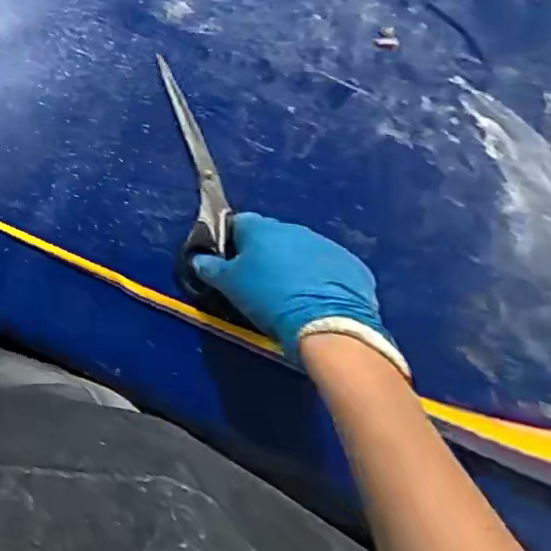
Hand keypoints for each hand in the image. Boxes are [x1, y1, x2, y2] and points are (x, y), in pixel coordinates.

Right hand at [192, 213, 388, 363]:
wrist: (328, 326)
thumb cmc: (269, 300)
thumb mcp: (230, 286)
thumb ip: (210, 268)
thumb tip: (198, 259)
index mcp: (261, 227)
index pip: (237, 224)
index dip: (231, 244)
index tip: (230, 265)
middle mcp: (293, 228)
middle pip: (271, 237)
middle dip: (264, 256)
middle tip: (258, 285)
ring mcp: (326, 245)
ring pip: (301, 252)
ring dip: (294, 268)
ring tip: (290, 298)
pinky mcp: (352, 266)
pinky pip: (330, 270)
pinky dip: (322, 282)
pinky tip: (318, 304)